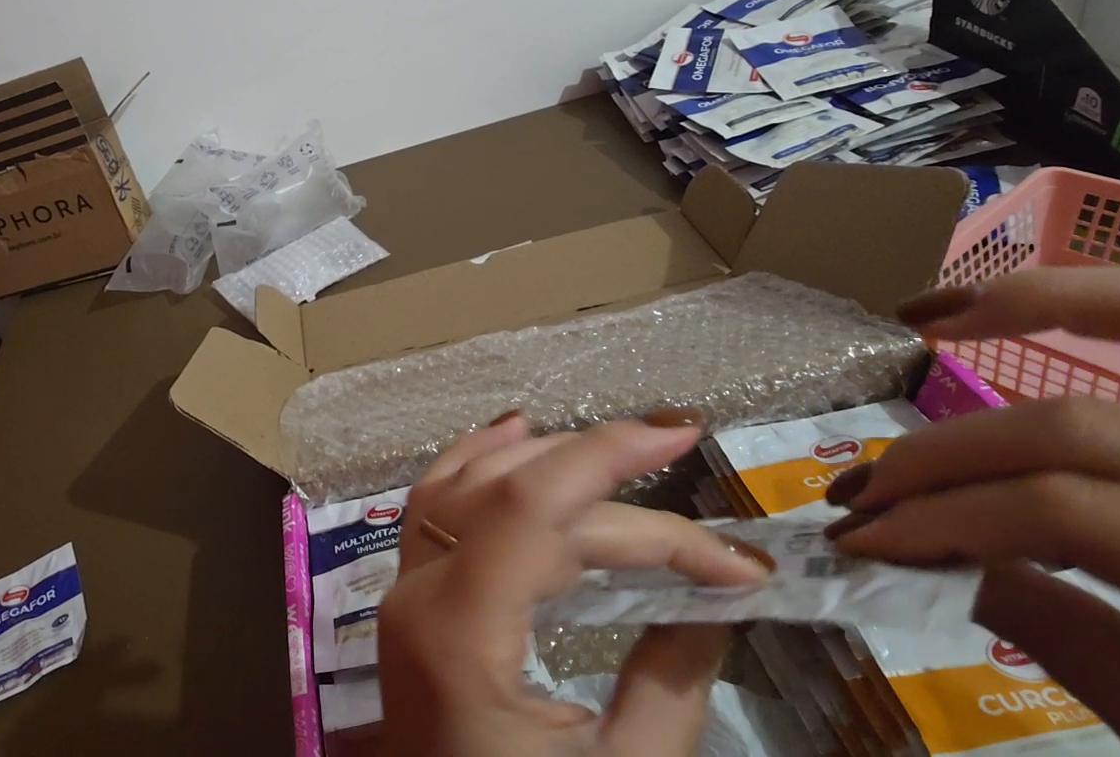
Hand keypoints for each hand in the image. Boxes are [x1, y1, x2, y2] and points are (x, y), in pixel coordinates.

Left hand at [377, 414, 770, 756]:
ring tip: (616, 445)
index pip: (533, 508)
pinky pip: (435, 511)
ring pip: (458, 485)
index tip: (690, 443)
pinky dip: (475, 466)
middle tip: (695, 498)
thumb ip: (670, 679)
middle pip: (510, 498)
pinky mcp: (411, 606)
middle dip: (608, 486)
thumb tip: (717, 597)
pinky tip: (514, 441)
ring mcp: (403, 596)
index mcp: (461, 636)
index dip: (611, 462)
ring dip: (535, 456)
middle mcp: (417, 596)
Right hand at [826, 266, 1119, 756]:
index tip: (857, 542)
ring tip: (928, 315)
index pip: (1062, 511)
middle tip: (863, 489)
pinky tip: (1020, 302)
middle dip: (942, 456)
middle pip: (1072, 430)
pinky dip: (1106, 296)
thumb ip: (1073, 642)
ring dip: (1031, 302)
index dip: (941, 518)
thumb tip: (915, 557)